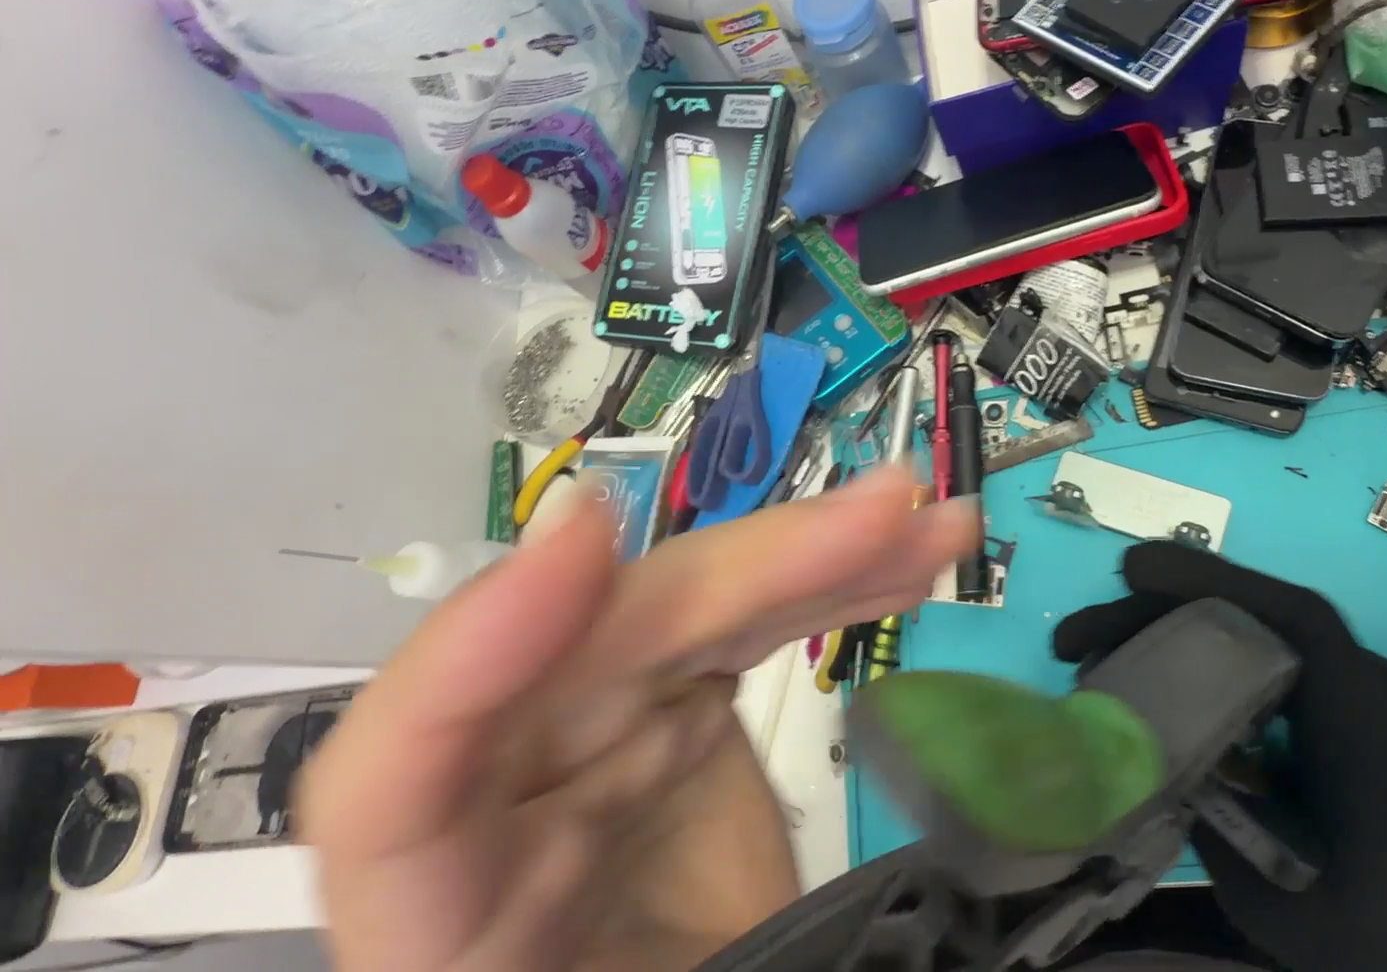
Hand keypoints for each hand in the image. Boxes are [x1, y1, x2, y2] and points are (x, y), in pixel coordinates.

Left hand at [298, 467, 978, 971]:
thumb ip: (715, 953)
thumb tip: (771, 817)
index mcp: (446, 926)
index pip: (399, 779)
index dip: (483, 649)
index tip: (597, 532)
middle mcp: (511, 797)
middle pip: (610, 645)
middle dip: (756, 567)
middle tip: (888, 513)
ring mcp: (600, 736)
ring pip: (699, 614)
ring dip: (821, 562)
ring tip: (930, 525)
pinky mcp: (672, 709)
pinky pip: (747, 631)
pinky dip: (827, 598)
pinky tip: (902, 566)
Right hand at [1054, 542, 1386, 971]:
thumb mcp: (1284, 909)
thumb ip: (1214, 822)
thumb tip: (1152, 755)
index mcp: (1381, 736)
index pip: (1298, 624)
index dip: (1213, 582)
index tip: (1133, 570)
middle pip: (1266, 626)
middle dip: (1164, 617)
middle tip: (1079, 643)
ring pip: (1274, 647)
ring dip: (1190, 642)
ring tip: (1111, 666)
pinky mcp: (1377, 720)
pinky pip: (1291, 675)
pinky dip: (1225, 670)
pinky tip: (1182, 701)